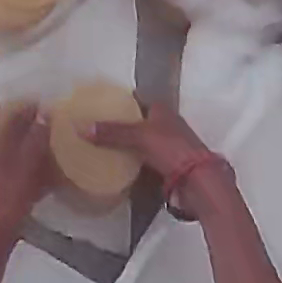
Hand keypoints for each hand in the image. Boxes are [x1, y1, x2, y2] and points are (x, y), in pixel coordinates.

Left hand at [0, 102, 54, 236]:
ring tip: (63, 148)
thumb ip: (35, 142)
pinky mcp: (10, 205)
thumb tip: (46, 112)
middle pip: (19, 139)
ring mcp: (4, 184)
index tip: (48, 102)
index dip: (28, 109)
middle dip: (37, 129)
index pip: (13, 120)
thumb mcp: (22, 168)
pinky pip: (31, 183)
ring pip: (25, 160)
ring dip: (42, 153)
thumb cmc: (3, 204)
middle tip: (61, 124)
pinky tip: (58, 180)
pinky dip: (43, 177)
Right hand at [87, 103, 234, 218]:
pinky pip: (146, 163)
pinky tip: (120, 169)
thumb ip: (112, 133)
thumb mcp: (139, 136)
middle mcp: (166, 124)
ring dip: (128, 147)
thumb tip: (83, 128)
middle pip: (139, 122)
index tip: (102, 106)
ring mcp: (169, 147)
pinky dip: (134, 165)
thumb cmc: (171, 149)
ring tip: (103, 150)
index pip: (137, 100)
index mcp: (161, 109)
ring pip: (143, 144)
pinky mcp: (169, 167)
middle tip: (98, 130)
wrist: (198, 182)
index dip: (121, 102)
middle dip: (122, 126)